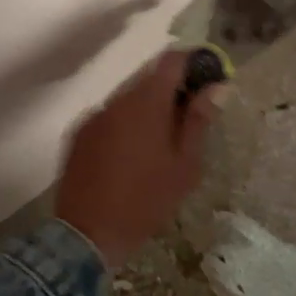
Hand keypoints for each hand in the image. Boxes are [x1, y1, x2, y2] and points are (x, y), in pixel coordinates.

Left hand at [54, 48, 223, 268]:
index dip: (193, 61)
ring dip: (147, 105)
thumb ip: (198, 120)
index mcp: (146, 103)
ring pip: (127, 97)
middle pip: (148, 77)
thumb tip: (217, 87)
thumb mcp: (184, 165)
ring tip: (162, 136)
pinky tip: (132, 151)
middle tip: (190, 112)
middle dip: (172, 87)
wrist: (87, 235)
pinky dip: (125, 122)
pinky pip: (109, 116)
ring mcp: (94, 116)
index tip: (209, 76)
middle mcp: (116, 100)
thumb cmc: (146, 200)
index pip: (171, 60)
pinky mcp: (78, 134)